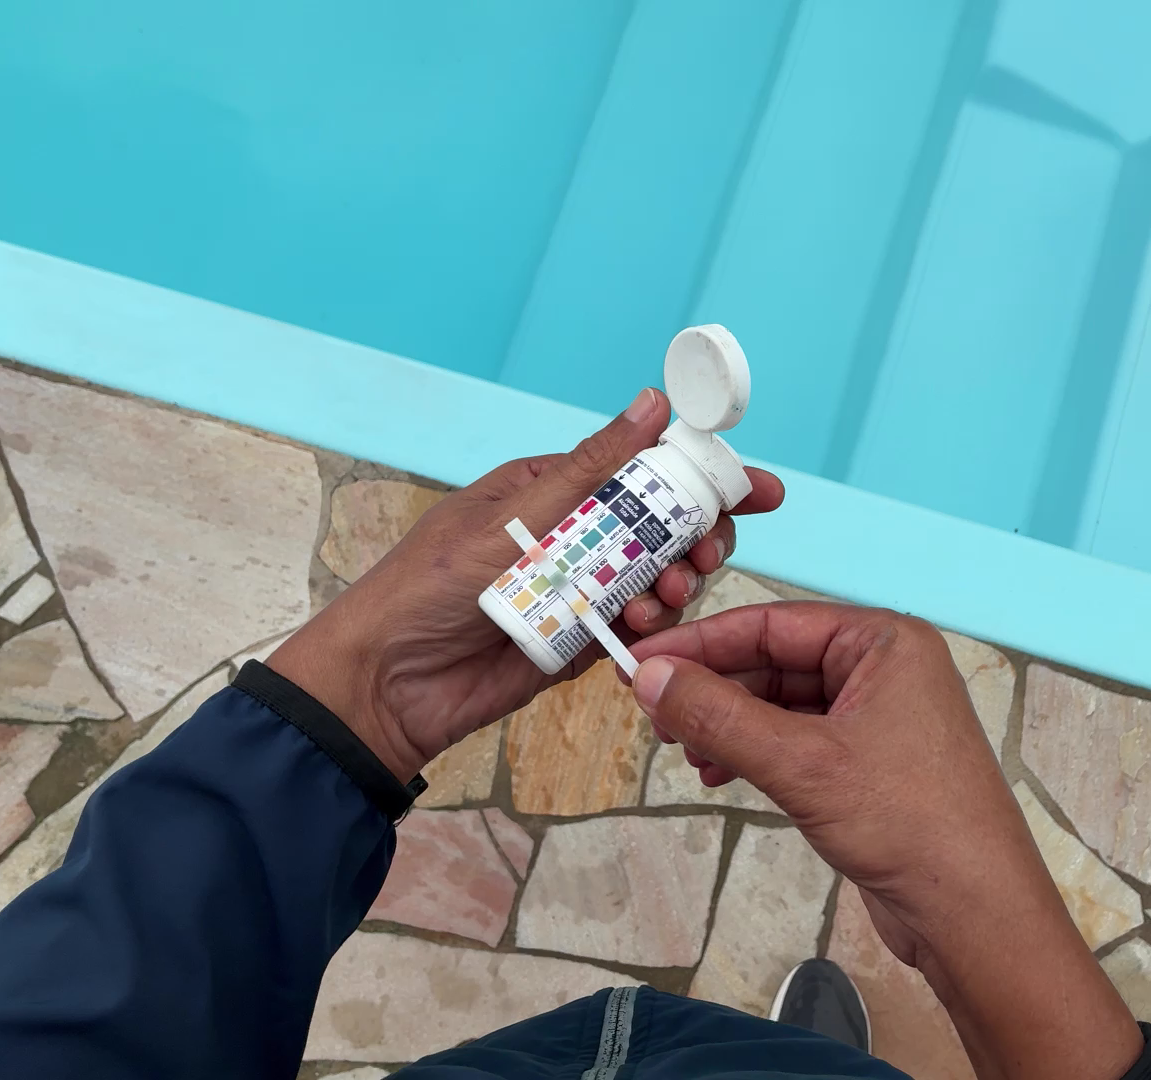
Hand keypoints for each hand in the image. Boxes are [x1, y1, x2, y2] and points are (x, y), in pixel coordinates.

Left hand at [267, 387, 783, 780]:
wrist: (391, 687)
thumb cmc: (438, 584)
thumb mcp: (518, 515)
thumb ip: (593, 468)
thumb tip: (653, 403)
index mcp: (560, 489)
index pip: (647, 472)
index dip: (705, 478)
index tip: (758, 492)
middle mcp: (581, 534)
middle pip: (667, 526)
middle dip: (699, 538)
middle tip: (707, 555)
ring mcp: (588, 585)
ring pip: (663, 574)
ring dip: (678, 582)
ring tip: (667, 597)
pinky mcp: (591, 632)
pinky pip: (644, 620)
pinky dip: (653, 622)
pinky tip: (638, 629)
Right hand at [627, 603, 1141, 1079]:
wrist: (973, 911)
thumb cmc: (901, 817)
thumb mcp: (801, 762)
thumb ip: (720, 716)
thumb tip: (647, 676)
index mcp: (885, 641)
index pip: (776, 624)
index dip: (703, 643)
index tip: (639, 663)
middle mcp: (885, 667)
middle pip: (781, 661)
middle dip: (717, 688)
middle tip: (653, 714)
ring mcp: (881, 714)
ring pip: (788, 703)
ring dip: (733, 723)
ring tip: (683, 750)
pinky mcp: (872, 758)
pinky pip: (803, 737)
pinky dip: (759, 750)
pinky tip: (720, 772)